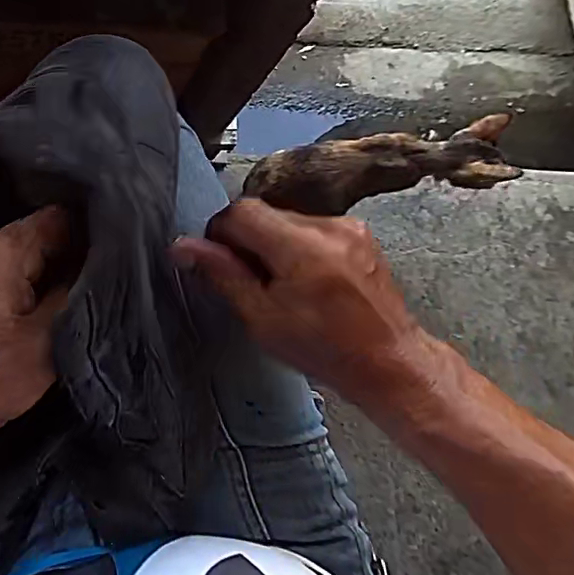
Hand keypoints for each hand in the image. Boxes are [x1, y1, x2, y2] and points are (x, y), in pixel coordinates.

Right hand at [173, 199, 436, 405]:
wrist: (390, 362)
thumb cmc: (326, 350)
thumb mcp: (261, 319)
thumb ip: (222, 274)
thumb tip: (183, 246)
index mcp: (301, 247)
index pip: (241, 211)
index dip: (221, 234)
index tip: (222, 262)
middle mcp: (327, 226)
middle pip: (263, 212)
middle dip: (248, 240)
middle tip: (252, 281)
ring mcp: (348, 226)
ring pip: (285, 218)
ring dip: (273, 242)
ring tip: (283, 285)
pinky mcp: (359, 231)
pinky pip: (311, 225)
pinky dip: (298, 245)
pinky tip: (306, 279)